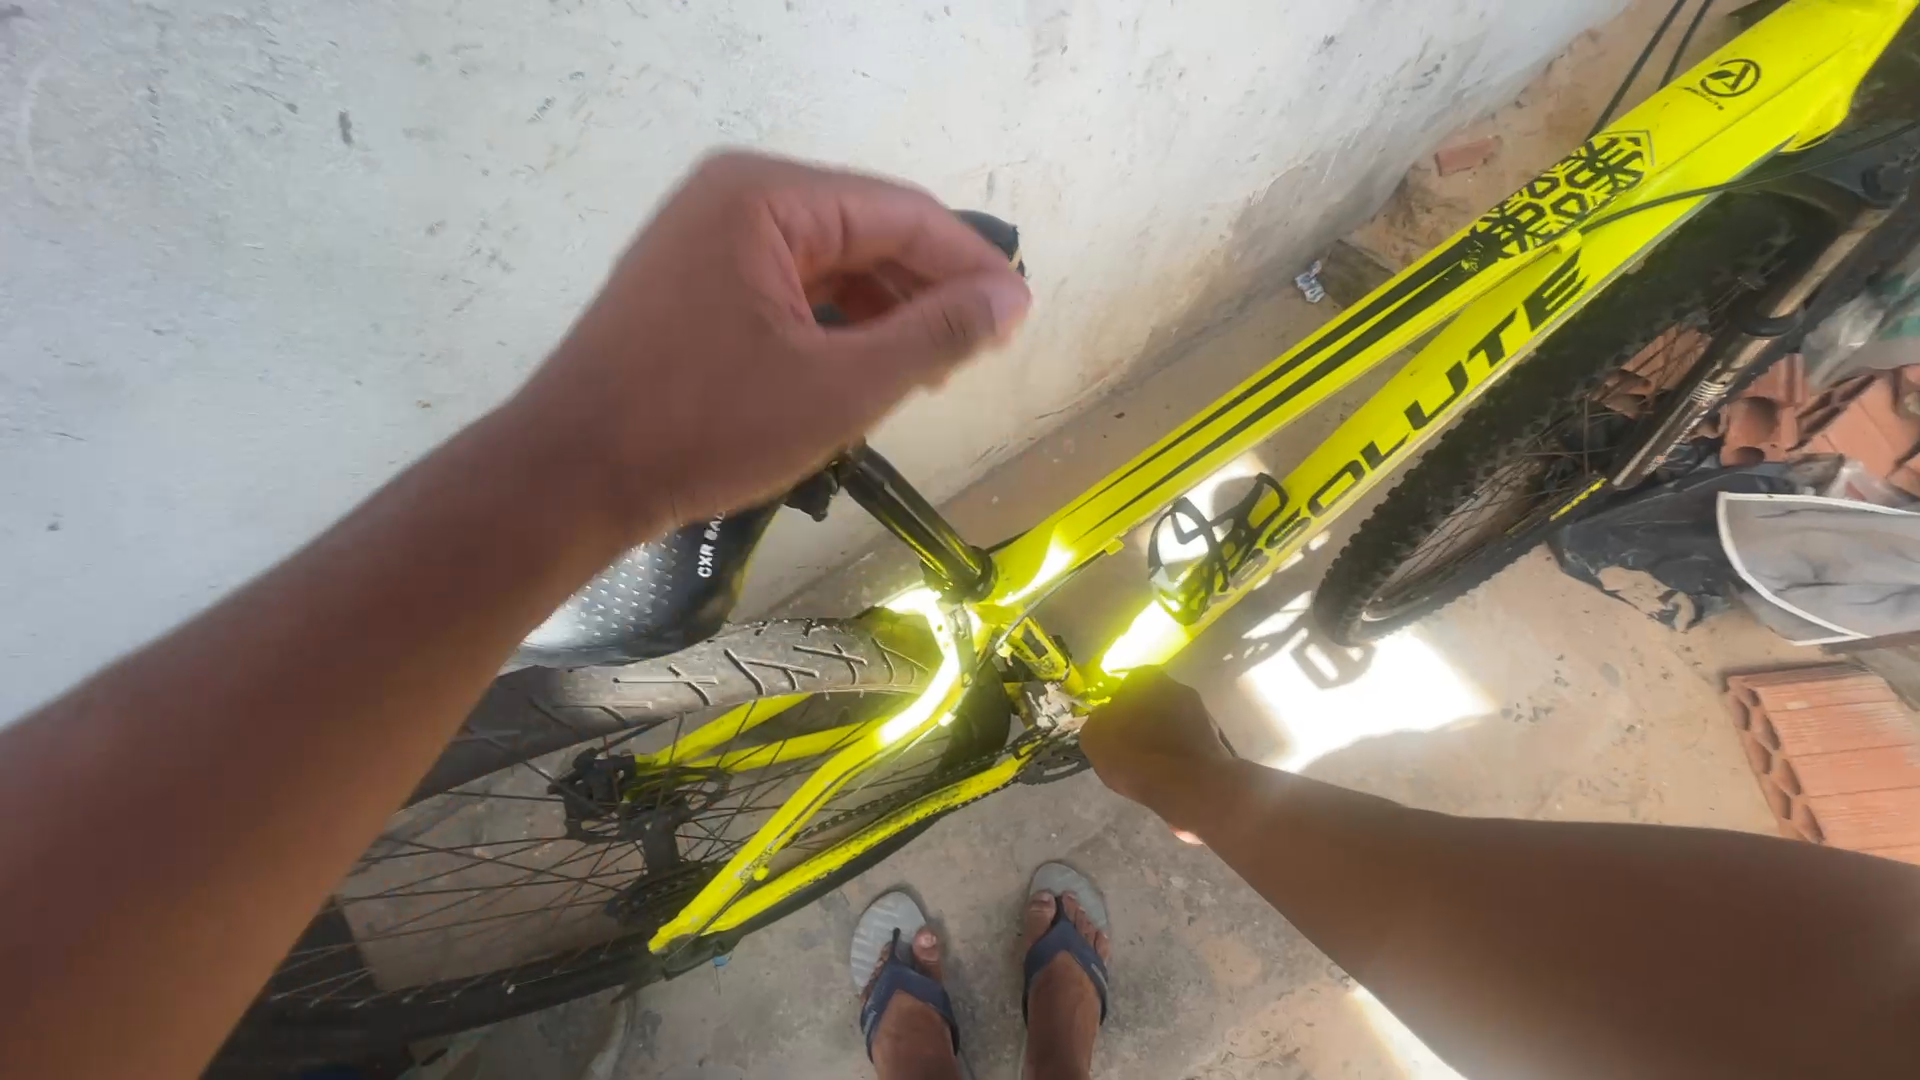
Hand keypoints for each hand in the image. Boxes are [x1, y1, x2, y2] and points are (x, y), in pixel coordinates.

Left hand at [510, 150, 1031, 536]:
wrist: (576, 476)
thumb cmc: (708, 429)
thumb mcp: (842, 387)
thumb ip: (934, 335)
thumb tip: (1009, 298)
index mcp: (769, 198)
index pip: (903, 214)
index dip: (970, 265)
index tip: (1018, 316)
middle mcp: (736, 198)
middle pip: (867, 233)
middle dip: (927, 292)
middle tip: (974, 354)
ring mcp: (709, 241)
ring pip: (832, 266)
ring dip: (887, 314)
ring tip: (927, 372)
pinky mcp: (697, 285)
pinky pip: (793, 291)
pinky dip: (838, 327)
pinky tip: (864, 369)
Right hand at [1079, 668, 1235, 824]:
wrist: (1189, 786)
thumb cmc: (1135, 754)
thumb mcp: (1095, 736)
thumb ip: (1098, 721)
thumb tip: (1105, 719)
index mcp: (1147, 678)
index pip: (1127, 684)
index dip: (1118, 706)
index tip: (1112, 728)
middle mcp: (1178, 688)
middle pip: (1153, 702)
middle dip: (1143, 720)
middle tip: (1129, 746)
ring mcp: (1202, 715)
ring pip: (1172, 724)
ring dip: (1162, 739)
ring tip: (1148, 765)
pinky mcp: (1216, 742)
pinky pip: (1188, 746)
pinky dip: (1178, 756)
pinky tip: (1168, 775)